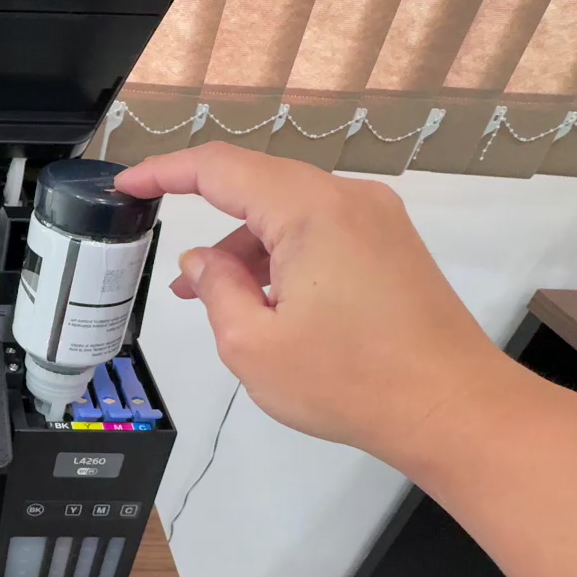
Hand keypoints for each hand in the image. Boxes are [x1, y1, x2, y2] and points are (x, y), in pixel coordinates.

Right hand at [114, 143, 516, 463]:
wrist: (449, 408)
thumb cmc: (347, 381)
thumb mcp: (251, 342)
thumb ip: (216, 289)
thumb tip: (200, 261)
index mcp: (309, 212)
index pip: (219, 168)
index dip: (165, 171)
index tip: (127, 184)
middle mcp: (346, 200)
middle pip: (255, 187)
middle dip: (205, 223)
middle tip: (171, 270)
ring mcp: (374, 220)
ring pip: (286, 214)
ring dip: (242, 250)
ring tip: (212, 301)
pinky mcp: (388, 245)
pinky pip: (316, 233)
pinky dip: (278, 257)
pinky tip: (263, 301)